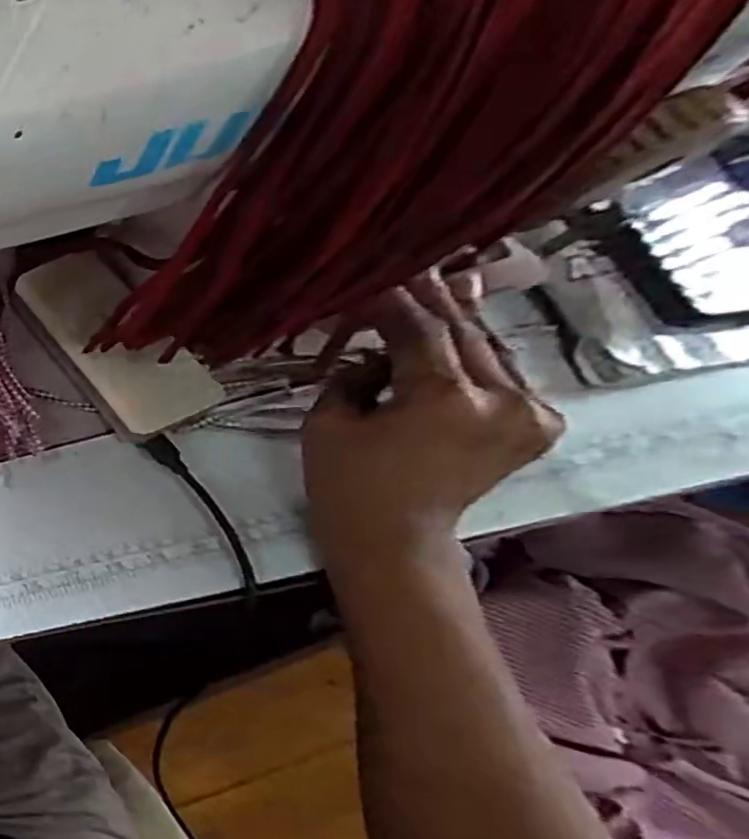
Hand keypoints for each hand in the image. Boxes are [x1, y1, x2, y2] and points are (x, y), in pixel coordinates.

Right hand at [302, 272, 563, 568]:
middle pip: (465, 335)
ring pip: (489, 350)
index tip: (373, 283)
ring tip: (437, 288)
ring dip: (457, 324)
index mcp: (444, 400)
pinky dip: (475, 355)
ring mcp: (530, 412)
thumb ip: (351, 377)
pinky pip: (501, 374)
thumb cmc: (346, 487)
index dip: (394, 304)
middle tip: (412, 272)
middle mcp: (502, 399)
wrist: (392, 538)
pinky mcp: (538, 423)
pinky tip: (457, 332)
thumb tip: (374, 352)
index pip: (421, 333)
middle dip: (433, 304)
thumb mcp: (327, 427)